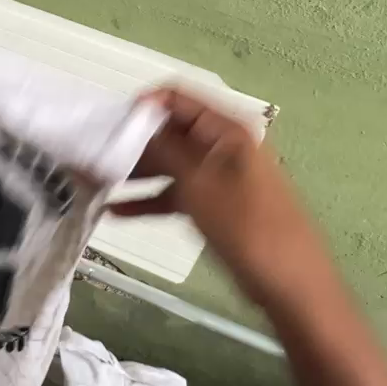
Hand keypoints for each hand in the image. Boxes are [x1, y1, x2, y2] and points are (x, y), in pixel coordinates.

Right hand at [112, 90, 327, 301]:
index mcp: (226, 130)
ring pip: (167, 163)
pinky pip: (173, 192)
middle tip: (94, 156)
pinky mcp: (213, 203)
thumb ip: (164, 149)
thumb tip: (136, 123)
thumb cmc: (248, 229)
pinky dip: (148, 199)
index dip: (141, 106)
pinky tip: (115, 211)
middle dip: (131, 143)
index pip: (176, 98)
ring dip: (134, 172)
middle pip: (168, 131)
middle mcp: (221, 145)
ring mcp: (216, 176)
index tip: (109, 124)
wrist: (292, 287)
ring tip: (96, 182)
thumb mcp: (199, 184)